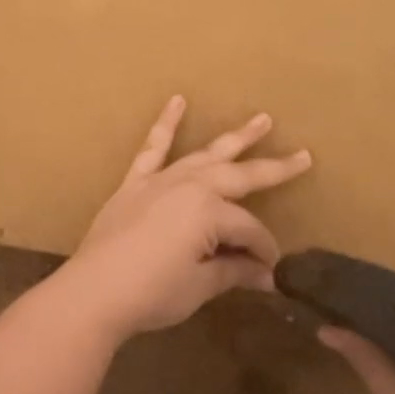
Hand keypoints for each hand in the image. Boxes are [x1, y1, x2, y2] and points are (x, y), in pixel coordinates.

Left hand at [48, 95, 312, 341]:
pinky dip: (165, 124)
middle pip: (239, 177)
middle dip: (273, 168)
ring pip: (205, 154)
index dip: (264, 250)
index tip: (270, 273)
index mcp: (210, 212)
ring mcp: (160, 181)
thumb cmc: (151, 292)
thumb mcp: (200, 286)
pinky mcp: (134, 184)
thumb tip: (265, 276)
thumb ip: (233, 271)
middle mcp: (190, 186)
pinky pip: (152, 149)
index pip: (249, 228)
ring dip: (234, 138)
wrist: (92, 292)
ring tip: (261, 119)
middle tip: (302, 156)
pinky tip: (177, 101)